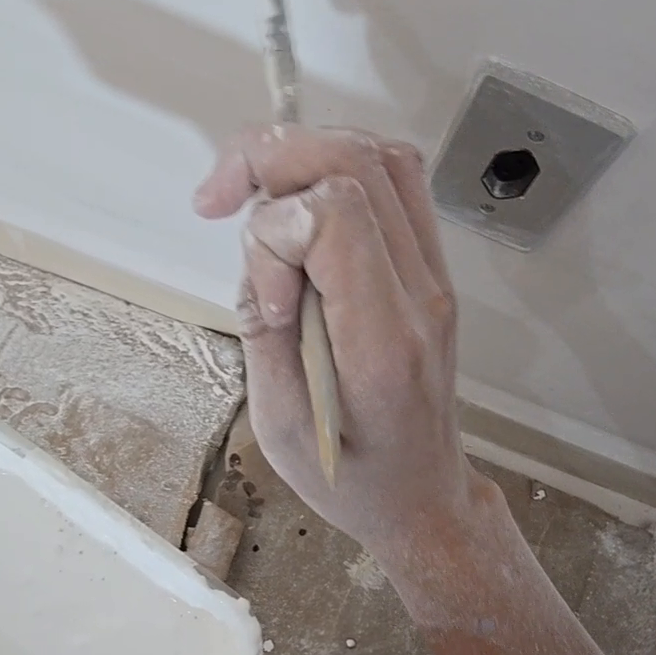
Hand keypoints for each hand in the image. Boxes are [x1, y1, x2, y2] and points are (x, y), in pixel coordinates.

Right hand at [194, 126, 483, 563]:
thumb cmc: (354, 480)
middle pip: (357, 163)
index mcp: (381, 343)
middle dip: (273, 158)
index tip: (265, 299)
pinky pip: (397, 186)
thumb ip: (263, 331)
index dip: (273, 232)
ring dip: (306, 156)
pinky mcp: (432, 275)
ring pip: (383, 159)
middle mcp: (420, 297)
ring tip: (256, 197)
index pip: (335, 214)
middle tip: (220, 196)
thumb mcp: (280, 427)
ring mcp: (435, 280)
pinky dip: (339, 172)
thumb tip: (259, 255)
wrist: (424, 498)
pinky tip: (300, 209)